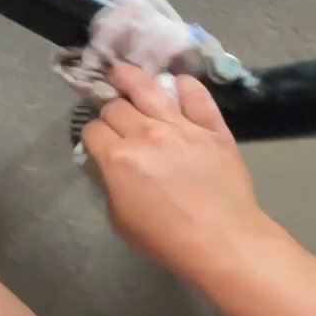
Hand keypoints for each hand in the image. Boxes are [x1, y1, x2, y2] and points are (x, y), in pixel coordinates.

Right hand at [80, 64, 293, 284]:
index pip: (92, 129)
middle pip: (116, 106)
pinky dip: (185, 86)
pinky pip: (196, 95)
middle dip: (111, 111)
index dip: (92, 135)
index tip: (100, 143)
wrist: (223, 243)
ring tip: (122, 72)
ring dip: (129, 77)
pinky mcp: (212, 128)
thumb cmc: (165, 238)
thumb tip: (110, 164)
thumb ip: (109, 182)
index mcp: (117, 158)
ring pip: (147, 87)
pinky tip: (176, 85)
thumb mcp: (119, 217)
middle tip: (118, 122)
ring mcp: (181, 127)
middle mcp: (145, 134)